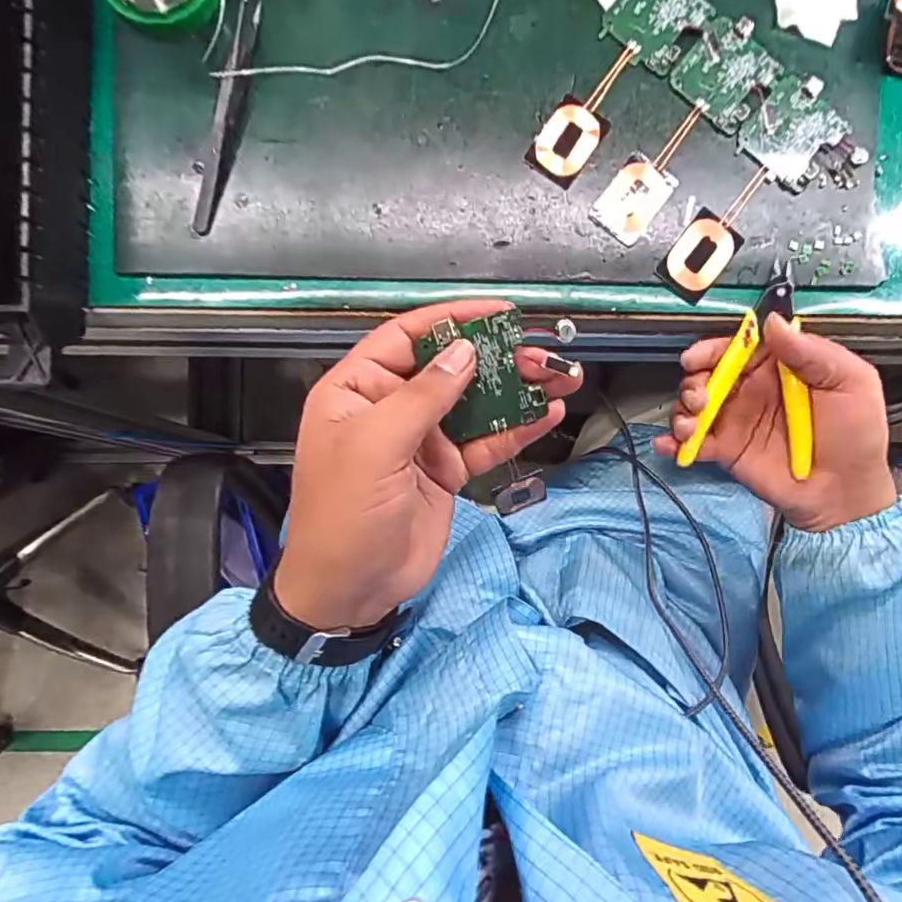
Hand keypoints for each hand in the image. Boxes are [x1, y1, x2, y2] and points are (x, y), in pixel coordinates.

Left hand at [273, 301, 582, 630]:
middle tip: (539, 355)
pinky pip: (485, 442)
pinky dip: (515, 429)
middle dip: (497, 359)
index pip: (408, 338)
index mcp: (357, 390)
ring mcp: (421, 441)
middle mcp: (390, 408)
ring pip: (475, 404)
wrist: (350, 588)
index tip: (498, 313)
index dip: (452, 320)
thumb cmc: (343, 516)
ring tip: (559, 379)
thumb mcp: (375, 447)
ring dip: (516, 392)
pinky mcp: (445, 471)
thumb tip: (463, 352)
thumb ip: (422, 396)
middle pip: (450, 368)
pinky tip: (544, 416)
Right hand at [654, 315, 896, 532]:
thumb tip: (774, 324)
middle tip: (700, 397)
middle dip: (693, 382)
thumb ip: (813, 352)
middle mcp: (751, 391)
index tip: (699, 356)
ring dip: (682, 411)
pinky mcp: (724, 450)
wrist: (843, 492)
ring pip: (693, 407)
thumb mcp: (851, 382)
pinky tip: (670, 444)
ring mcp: (734, 421)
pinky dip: (672, 442)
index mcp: (779, 368)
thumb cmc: (856, 436)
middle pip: (707, 375)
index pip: (739, 348)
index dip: (715, 348)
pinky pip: (691, 443)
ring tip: (690, 425)